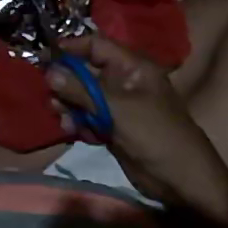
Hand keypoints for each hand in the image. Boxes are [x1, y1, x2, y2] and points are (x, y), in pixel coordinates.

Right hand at [47, 35, 227, 217]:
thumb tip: (48, 72)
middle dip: (65, 81)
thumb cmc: (156, 135)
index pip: (96, 45)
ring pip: (82, 95)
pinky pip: (87, 116)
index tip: (45, 56)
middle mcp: (122, 81)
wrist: (183, 183)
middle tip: (49, 94)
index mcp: (132, 67)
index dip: (70, 47)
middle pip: (85, 70)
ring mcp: (117, 105)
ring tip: (60, 116)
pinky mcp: (112, 127)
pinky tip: (72, 131)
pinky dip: (77, 121)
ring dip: (68, 104)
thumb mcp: (117, 109)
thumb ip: (81, 89)